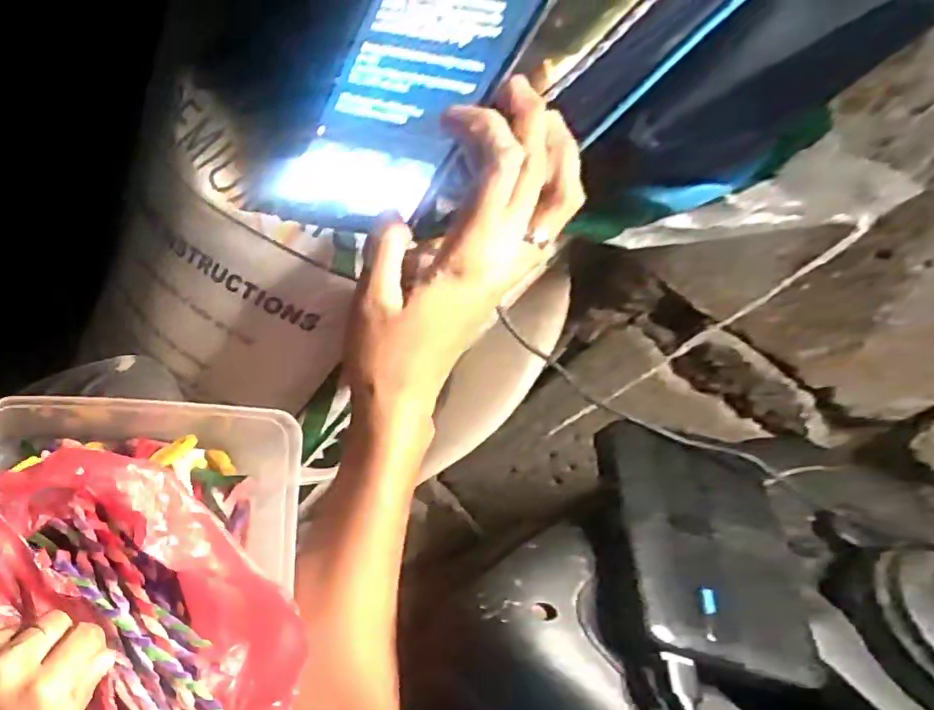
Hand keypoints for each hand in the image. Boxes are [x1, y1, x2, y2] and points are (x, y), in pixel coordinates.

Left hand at [0, 611, 116, 709]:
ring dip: (28, 644)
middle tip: (52, 666)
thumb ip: (80, 694)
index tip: (85, 658)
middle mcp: (10, 658)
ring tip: (12, 676)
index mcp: (42, 691)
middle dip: (62, 639)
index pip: (85, 636)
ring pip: (23, 624)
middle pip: (56, 620)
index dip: (90, 645)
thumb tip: (103, 656)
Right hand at [344, 75, 584, 422]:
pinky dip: (554, 185)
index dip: (486, 129)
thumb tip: (398, 215)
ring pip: (563, 193)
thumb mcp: (371, 302)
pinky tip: (533, 177)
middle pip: (542, 170)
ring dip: (559, 148)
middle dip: (535, 119)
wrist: (403, 399)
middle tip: (517, 87)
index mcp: (472, 255)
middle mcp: (506, 255)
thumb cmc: (381, 356)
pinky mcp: (506, 280)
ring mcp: (513, 268)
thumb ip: (386, 250)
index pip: (499, 170)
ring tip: (540, 119)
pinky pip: (551, 221)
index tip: (454, 116)